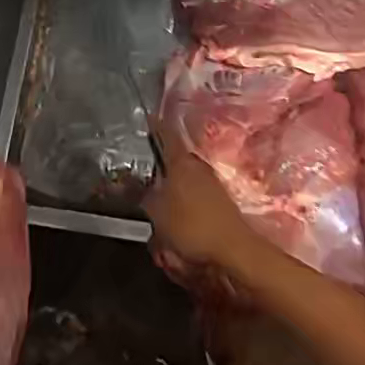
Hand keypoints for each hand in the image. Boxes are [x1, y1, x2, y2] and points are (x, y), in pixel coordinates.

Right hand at [142, 125, 274, 288]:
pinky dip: (183, 193)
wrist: (232, 248)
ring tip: (157, 193)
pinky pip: (194, 188)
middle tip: (143, 166)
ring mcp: (211, 180)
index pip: (168, 135)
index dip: (157, 126)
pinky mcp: (219, 197)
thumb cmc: (191, 226)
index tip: (149, 116)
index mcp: (182, 162)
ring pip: (186, 173)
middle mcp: (198, 165)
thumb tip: (133, 184)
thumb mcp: (157, 213)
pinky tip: (175, 209)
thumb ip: (144, 195)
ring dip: (173, 179)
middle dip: (162, 159)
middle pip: (176, 156)